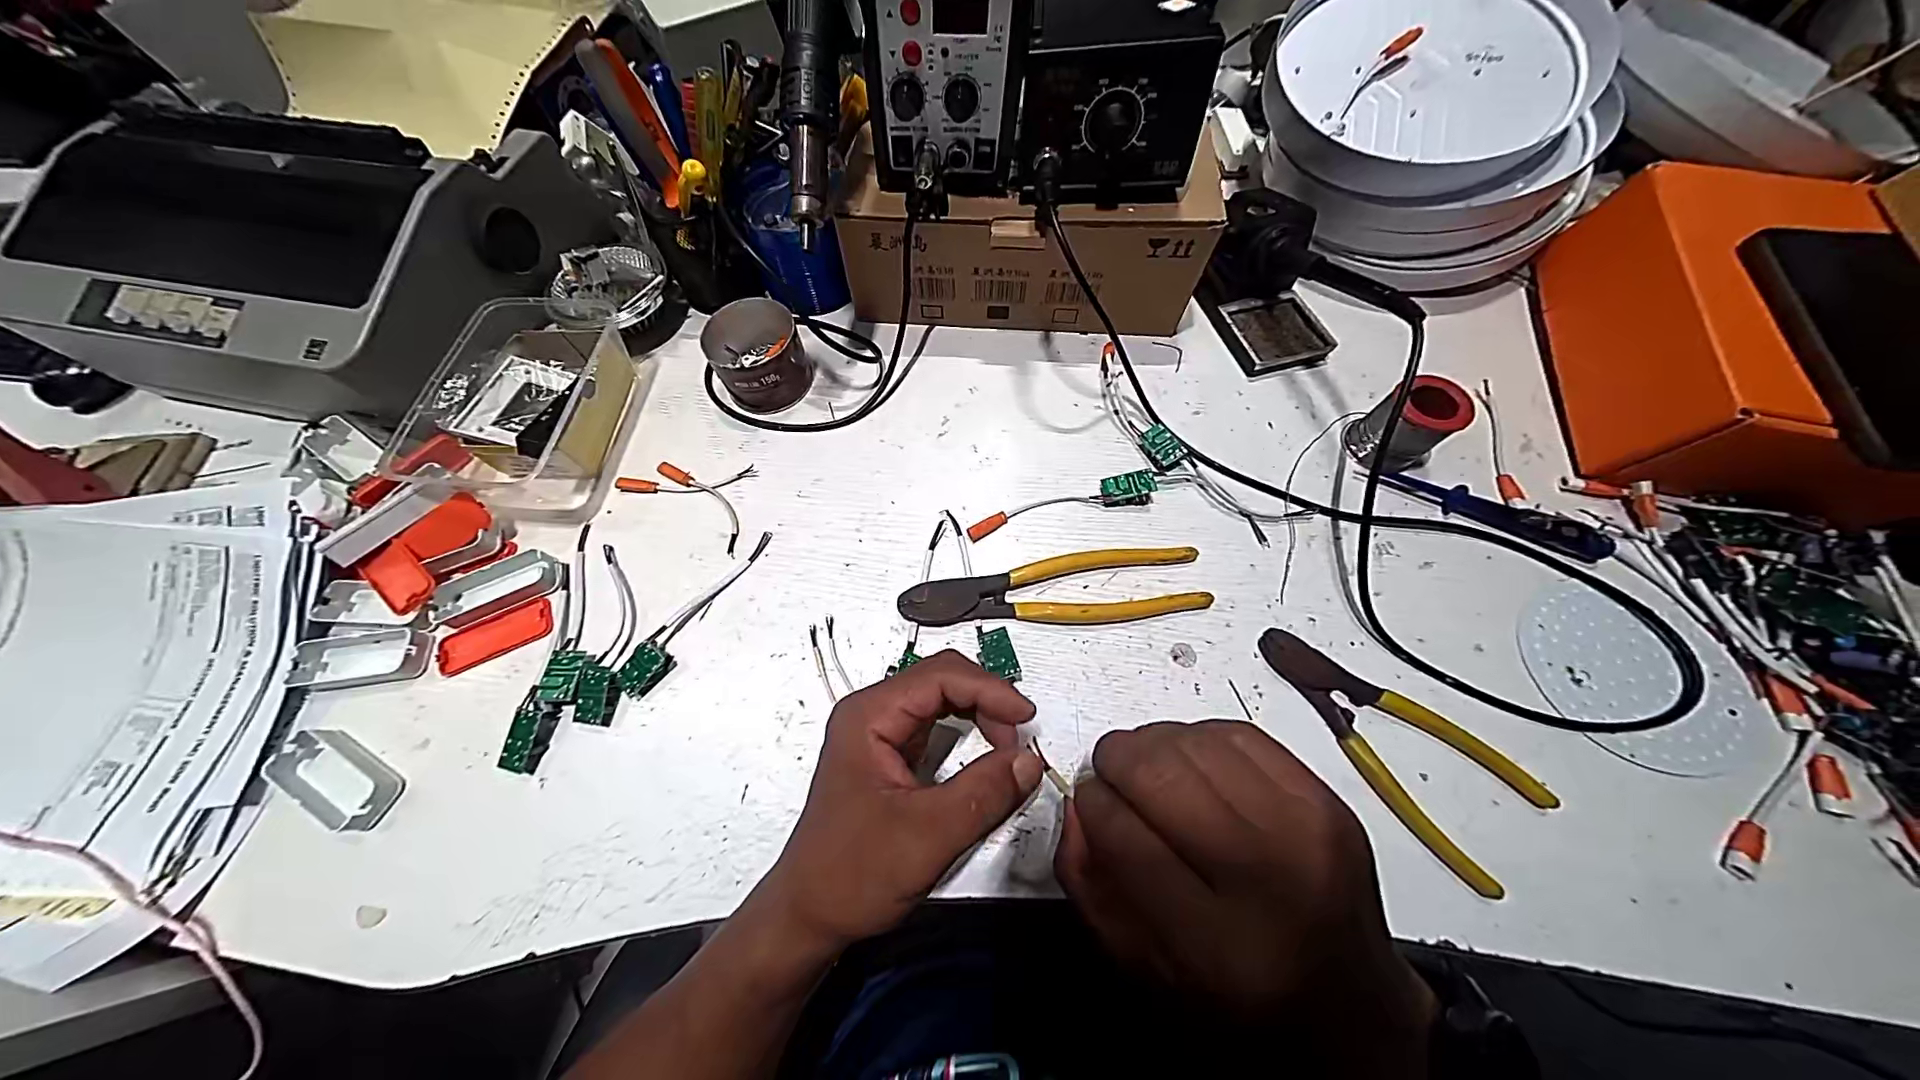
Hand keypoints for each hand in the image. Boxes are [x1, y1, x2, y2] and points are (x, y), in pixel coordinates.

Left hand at [759, 650, 1042, 948]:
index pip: (940, 675)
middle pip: (943, 679)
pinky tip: (987, 755)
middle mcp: (871, 716)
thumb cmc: (844, 877)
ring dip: (981, 715)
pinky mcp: (892, 754)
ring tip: (1007, 747)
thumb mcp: (926, 836)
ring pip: (943, 700)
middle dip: (987, 700)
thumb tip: (1024, 762)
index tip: (1022, 716)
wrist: (810, 913)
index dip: (989, 690)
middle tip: (1018, 734)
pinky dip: (970, 734)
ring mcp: (881, 734)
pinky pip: (939, 726)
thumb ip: (982, 794)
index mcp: (867, 718)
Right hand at [1055, 720, 1435, 1073]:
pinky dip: (1200, 739)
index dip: (1091, 804)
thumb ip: (1093, 886)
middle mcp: (1269, 880)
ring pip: (1193, 740)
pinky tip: (1194, 766)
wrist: (1352, 1014)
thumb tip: (1077, 806)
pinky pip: (1237, 733)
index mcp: (1218, 947)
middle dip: (1115, 761)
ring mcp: (1306, 831)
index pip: (1124, 832)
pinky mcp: (1326, 801)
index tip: (1089, 802)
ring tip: (1152, 773)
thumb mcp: (1145, 971)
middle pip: (1158, 773)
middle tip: (1112, 776)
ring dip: (1155, 745)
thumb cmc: (1244, 1006)